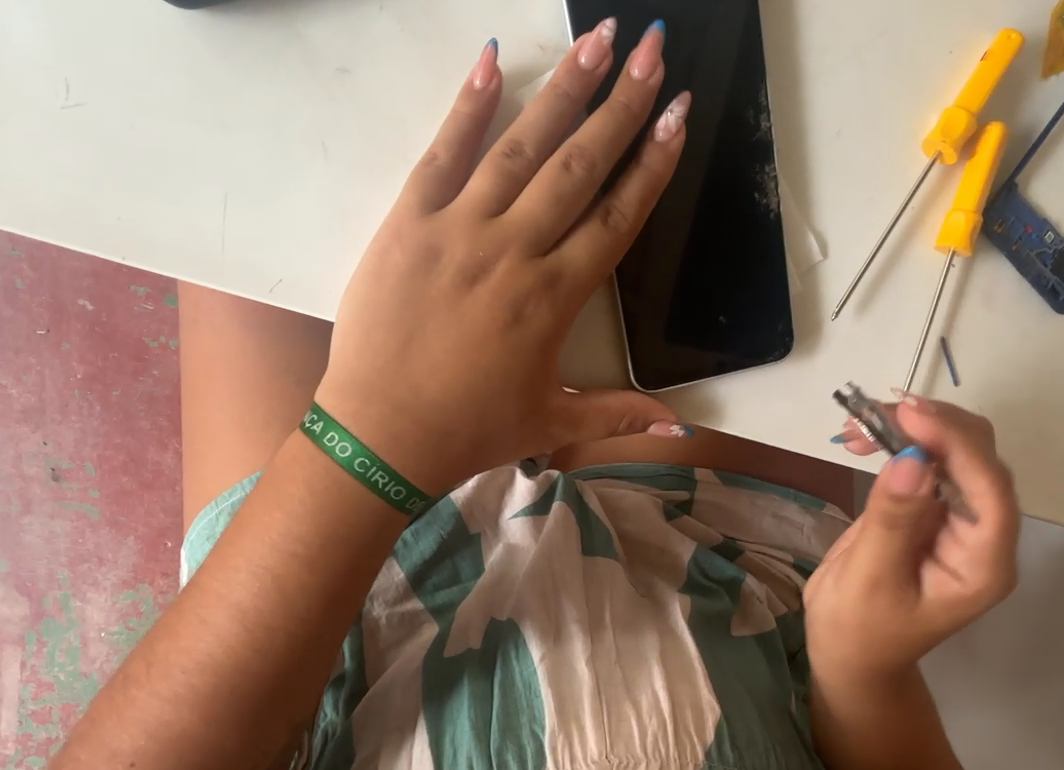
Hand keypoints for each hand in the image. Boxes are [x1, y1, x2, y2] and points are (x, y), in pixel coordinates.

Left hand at [313, 23, 694, 494]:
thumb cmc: (470, 431)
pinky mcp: (408, 223)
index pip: (617, 216)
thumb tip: (681, 432)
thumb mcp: (552, 423)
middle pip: (579, 166)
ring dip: (564, 91)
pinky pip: (443, 153)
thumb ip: (619, 415)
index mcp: (554, 298)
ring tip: (599, 38)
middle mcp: (514, 251)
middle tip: (654, 50)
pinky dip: (468, 107)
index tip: (680, 115)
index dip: (653, 164)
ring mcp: (459, 230)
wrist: (383, 435)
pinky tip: (492, 59)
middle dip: (622, 104)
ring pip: (521, 147)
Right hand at [805, 398, 1021, 686]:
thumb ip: (893, 521)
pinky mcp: (931, 510)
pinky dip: (898, 442)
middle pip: (979, 460)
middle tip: (875, 413)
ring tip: (860, 423)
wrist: (850, 655)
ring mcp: (959, 520)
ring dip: (913, 428)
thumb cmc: (859, 631)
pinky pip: (926, 462)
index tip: (909, 416)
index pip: (989, 489)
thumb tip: (913, 458)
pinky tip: (865, 436)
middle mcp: (983, 535)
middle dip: (933, 427)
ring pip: (954, 451)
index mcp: (984, 564)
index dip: (956, 444)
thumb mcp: (870, 581)